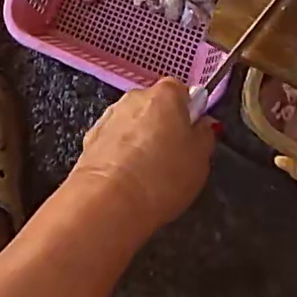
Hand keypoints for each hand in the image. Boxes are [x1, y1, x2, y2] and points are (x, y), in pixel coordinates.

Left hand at [72, 78, 212, 229]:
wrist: (108, 204)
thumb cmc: (159, 178)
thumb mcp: (201, 159)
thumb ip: (205, 135)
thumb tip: (203, 127)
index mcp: (167, 93)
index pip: (184, 93)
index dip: (190, 115)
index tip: (192, 136)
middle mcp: (137, 97)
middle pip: (157, 107)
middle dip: (164, 127)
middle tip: (174, 158)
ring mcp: (111, 116)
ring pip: (133, 125)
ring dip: (140, 141)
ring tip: (148, 176)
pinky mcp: (90, 139)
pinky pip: (114, 143)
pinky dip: (120, 156)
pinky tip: (127, 181)